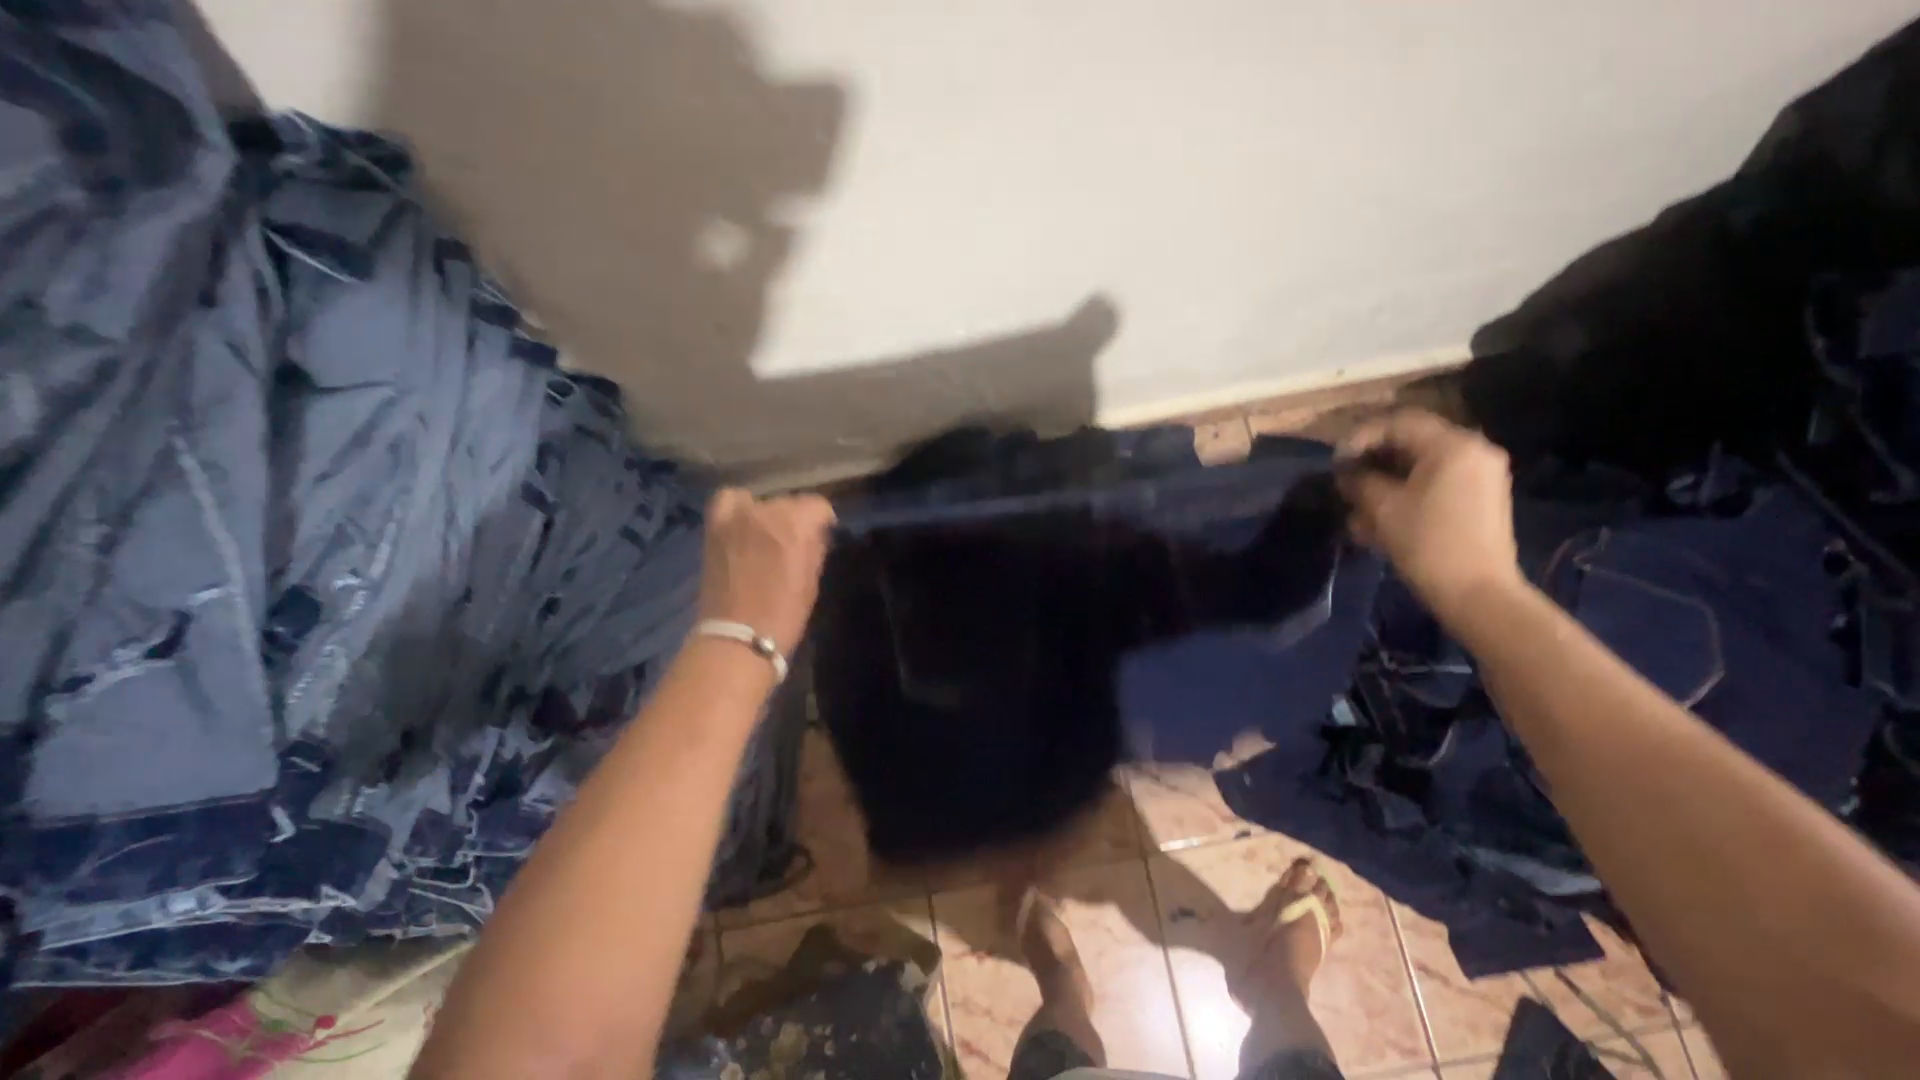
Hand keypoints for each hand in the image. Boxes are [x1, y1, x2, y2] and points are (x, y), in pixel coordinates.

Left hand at [698, 489, 835, 654]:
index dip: (822, 521)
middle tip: (793, 543)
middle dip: (795, 520)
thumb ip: (815, 547)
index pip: (818, 506)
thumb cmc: (784, 614)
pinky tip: (742, 523)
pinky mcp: (715, 527)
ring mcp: (737, 517)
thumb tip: (815, 532)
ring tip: (767, 535)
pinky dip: (738, 507)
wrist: (737, 637)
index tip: (822, 535)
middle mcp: (767, 511)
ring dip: (768, 514)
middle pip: (789, 502)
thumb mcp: (812, 580)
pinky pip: (728, 500)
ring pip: (761, 502)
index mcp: (796, 525)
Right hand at [1337, 410, 1521, 621]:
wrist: (1479, 594)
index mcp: (1453, 445)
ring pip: (1424, 465)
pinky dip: (1409, 492)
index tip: (1336, 461)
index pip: (1399, 423)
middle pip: (1413, 442)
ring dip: (1388, 479)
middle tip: (1346, 479)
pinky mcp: (1482, 499)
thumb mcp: (1383, 509)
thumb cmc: (1428, 545)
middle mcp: (1474, 451)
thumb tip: (1347, 474)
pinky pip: (1438, 483)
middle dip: (1374, 459)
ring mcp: (1483, 476)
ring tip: (1359, 503)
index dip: (1361, 437)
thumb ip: (1360, 482)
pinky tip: (1383, 516)